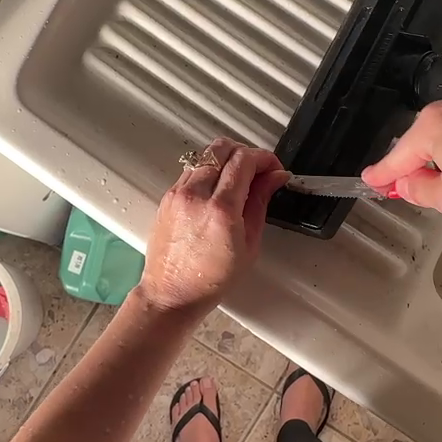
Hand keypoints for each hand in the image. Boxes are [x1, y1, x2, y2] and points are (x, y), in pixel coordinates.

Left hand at [136, 138, 288, 313]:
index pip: (244, 160)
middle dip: (245, 153)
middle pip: (222, 148)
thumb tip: (274, 178)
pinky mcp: (167, 197)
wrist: (171, 294)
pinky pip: (191, 171)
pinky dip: (208, 173)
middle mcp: (196, 195)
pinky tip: (217, 192)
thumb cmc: (210, 280)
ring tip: (238, 183)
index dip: (265, 158)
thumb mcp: (249, 244)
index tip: (274, 169)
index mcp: (221, 209)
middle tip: (258, 171)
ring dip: (225, 162)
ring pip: (205, 156)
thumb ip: (261, 203)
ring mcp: (177, 194)